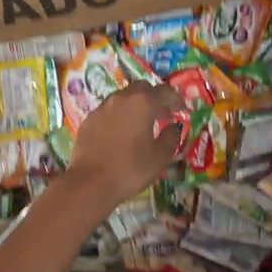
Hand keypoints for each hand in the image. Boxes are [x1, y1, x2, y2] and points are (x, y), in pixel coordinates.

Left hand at [67, 83, 185, 204]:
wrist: (89, 183)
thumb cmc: (130, 169)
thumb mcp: (159, 157)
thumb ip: (170, 138)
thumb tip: (173, 127)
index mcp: (142, 103)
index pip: (164, 92)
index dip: (176, 99)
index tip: (183, 110)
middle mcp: (121, 98)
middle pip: (142, 88)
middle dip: (154, 98)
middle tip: (162, 115)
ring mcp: (102, 107)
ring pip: (123, 98)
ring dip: (135, 106)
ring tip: (141, 124)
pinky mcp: (89, 119)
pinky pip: (109, 111)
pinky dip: (119, 116)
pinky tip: (120, 133)